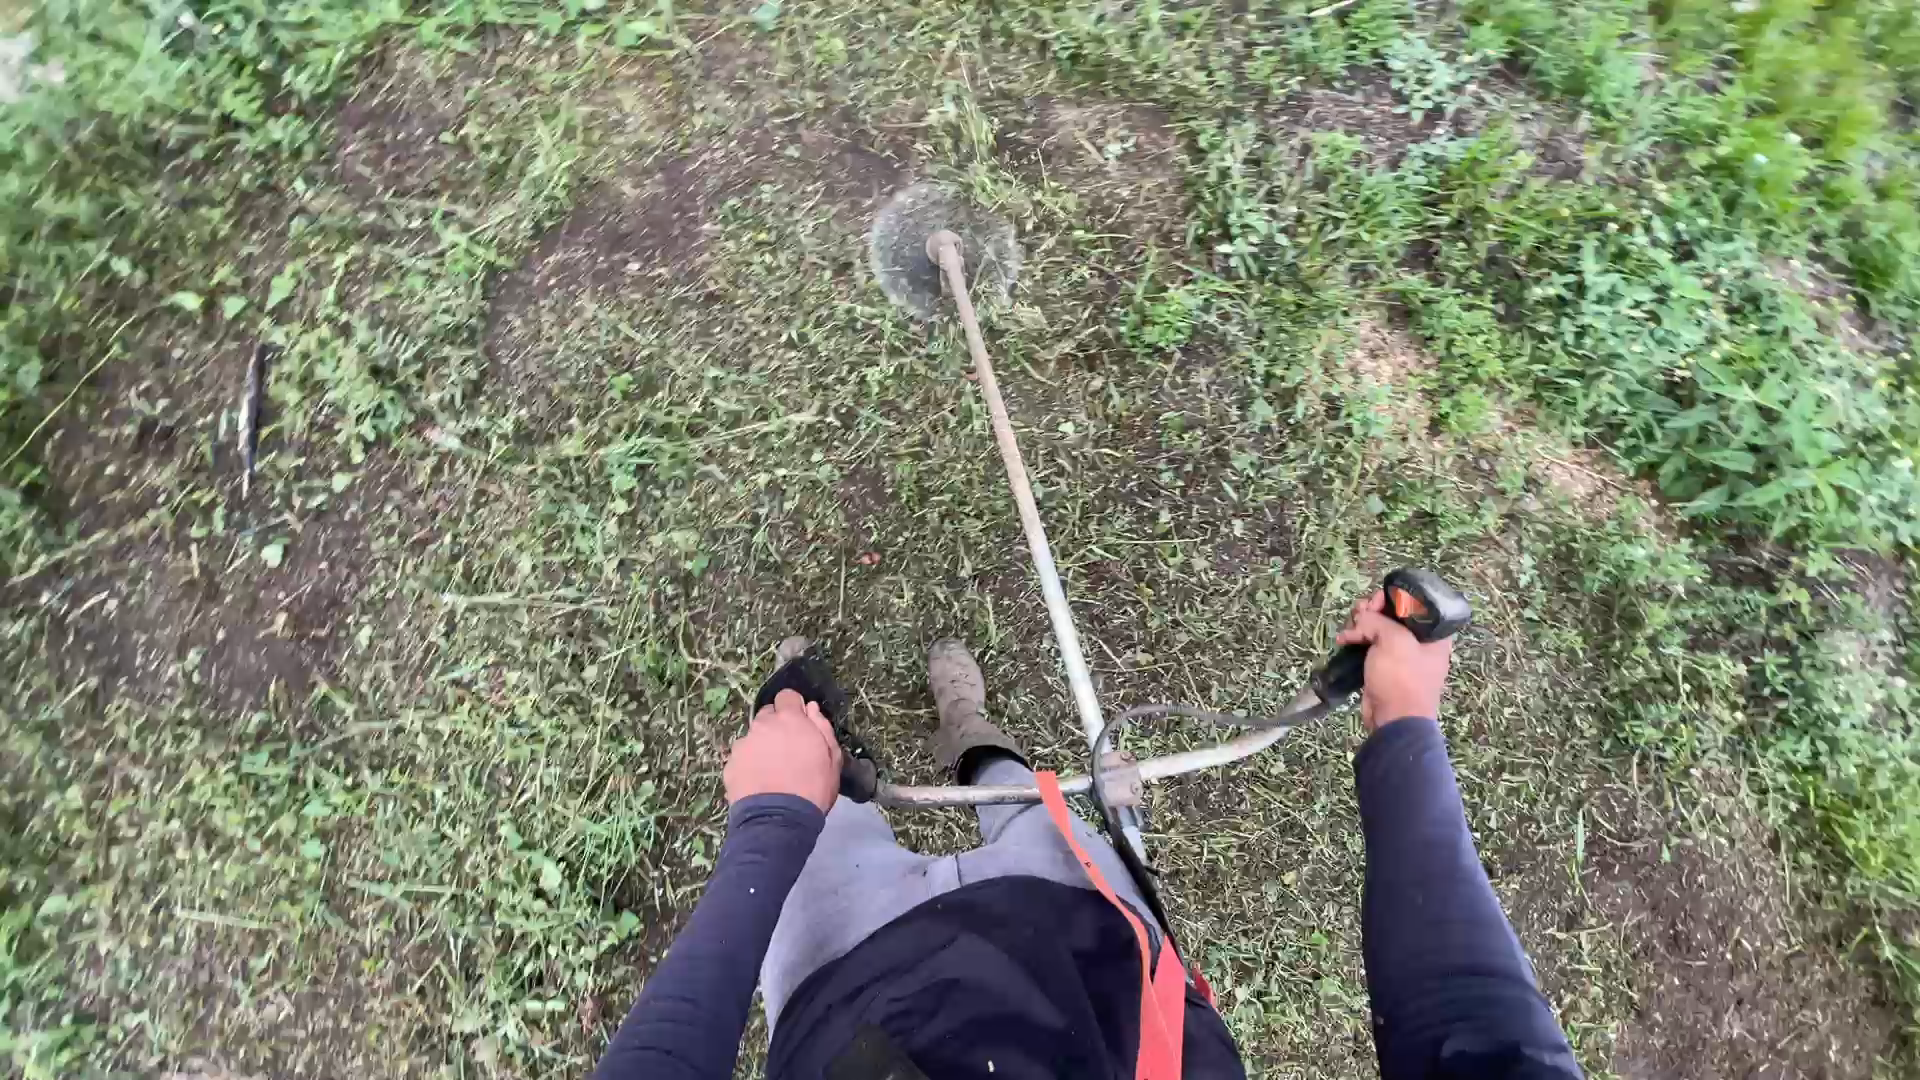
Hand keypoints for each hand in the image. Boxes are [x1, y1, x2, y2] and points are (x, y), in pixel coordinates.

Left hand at [724, 688, 842, 811]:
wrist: (779, 822)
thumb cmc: (813, 788)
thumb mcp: (832, 758)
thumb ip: (822, 728)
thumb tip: (811, 709)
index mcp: (790, 719)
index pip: (786, 696)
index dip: (794, 708)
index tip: (800, 723)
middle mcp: (763, 726)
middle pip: (768, 715)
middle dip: (777, 726)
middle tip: (787, 750)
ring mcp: (743, 745)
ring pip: (754, 737)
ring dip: (762, 746)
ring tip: (772, 771)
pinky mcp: (730, 765)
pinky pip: (742, 758)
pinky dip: (749, 765)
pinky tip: (759, 783)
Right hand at [1334, 589, 1452, 733]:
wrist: (1394, 718)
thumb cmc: (1402, 678)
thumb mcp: (1394, 641)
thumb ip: (1377, 620)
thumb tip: (1360, 619)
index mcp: (1434, 633)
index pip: (1413, 602)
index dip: (1392, 598)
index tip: (1374, 605)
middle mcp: (1419, 640)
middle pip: (1392, 612)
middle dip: (1371, 610)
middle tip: (1358, 615)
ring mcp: (1400, 652)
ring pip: (1377, 626)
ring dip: (1359, 623)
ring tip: (1348, 630)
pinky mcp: (1384, 663)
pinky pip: (1369, 641)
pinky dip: (1355, 637)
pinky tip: (1343, 640)